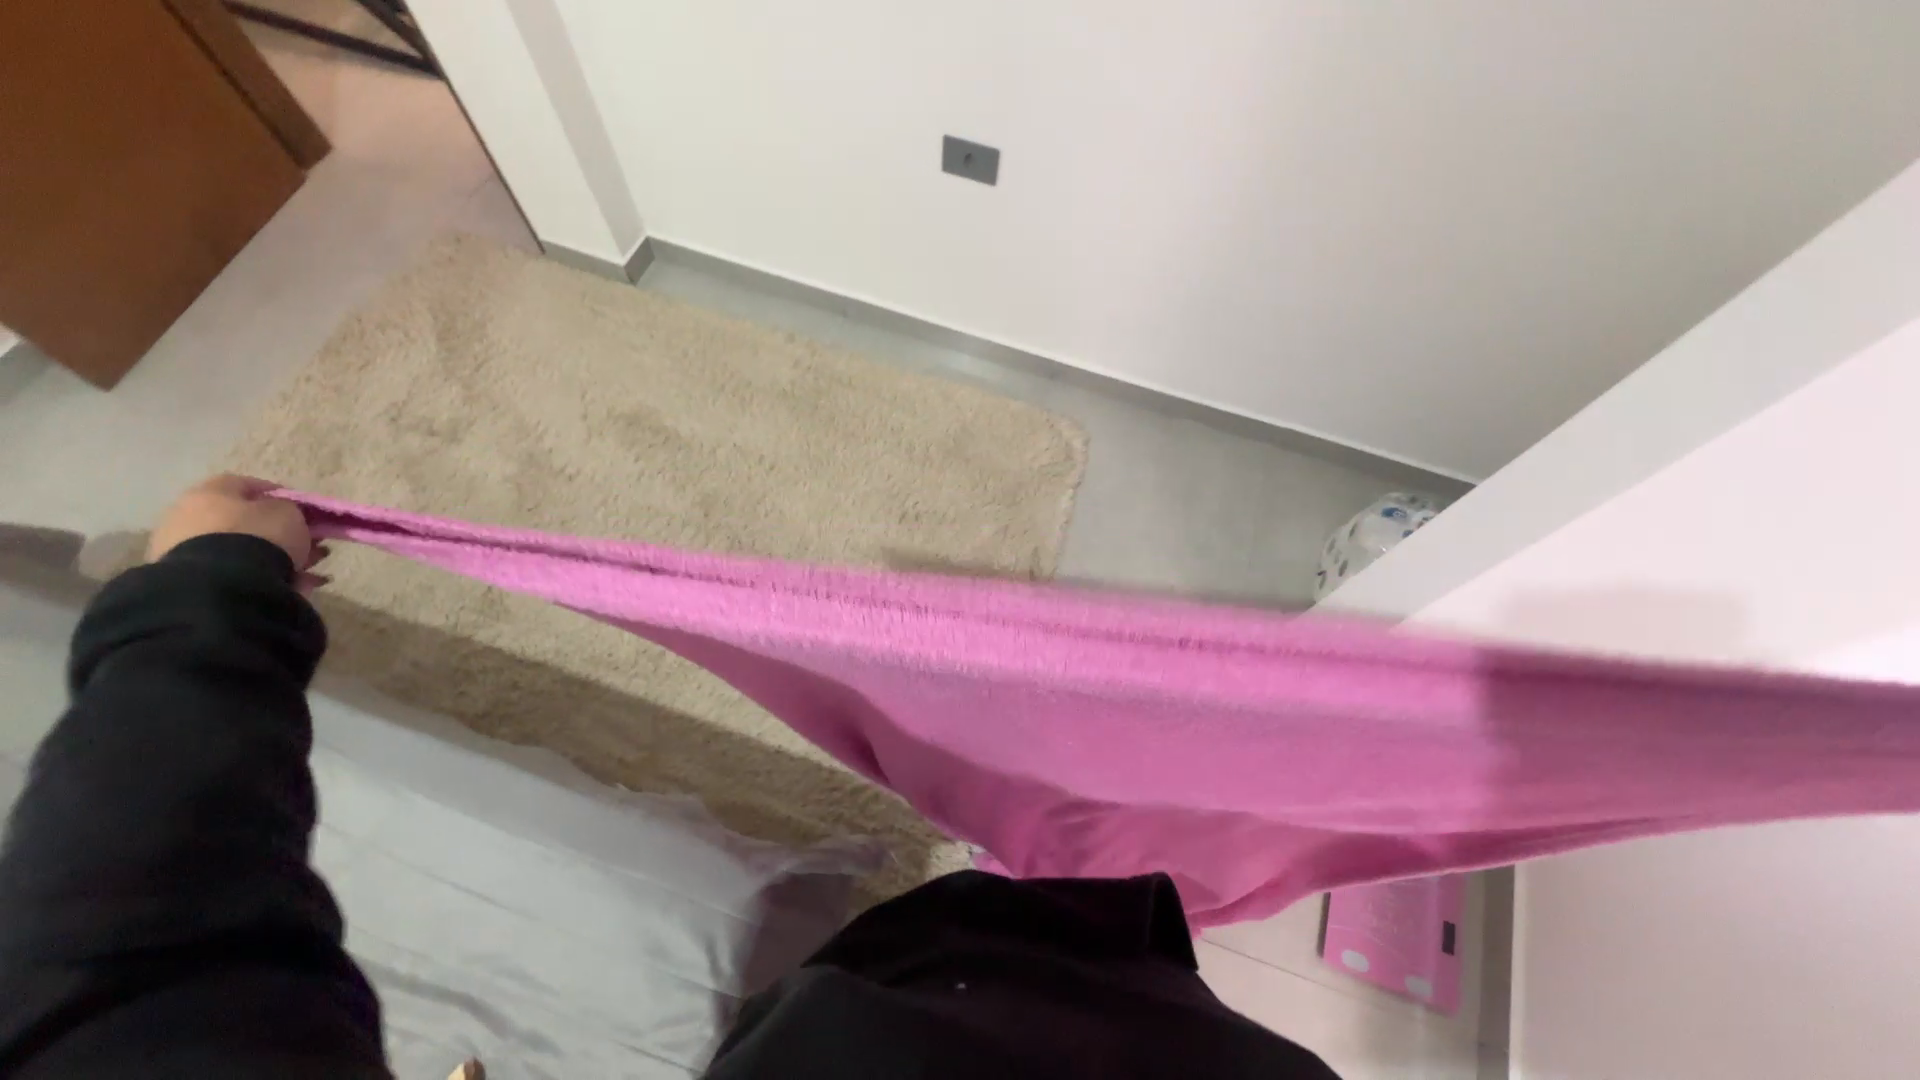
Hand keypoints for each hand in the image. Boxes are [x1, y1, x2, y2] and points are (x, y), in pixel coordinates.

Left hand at [147, 474, 329, 592]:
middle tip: (308, 541)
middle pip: (241, 519)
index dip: (277, 493)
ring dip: (273, 555)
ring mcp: (184, 548)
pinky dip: (261, 576)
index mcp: (208, 492)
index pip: (244, 483)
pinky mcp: (189, 577)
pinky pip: (234, 571)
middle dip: (276, 530)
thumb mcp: (288, 512)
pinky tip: (290, 584)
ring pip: (240, 548)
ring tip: (306, 569)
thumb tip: (282, 512)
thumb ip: (287, 507)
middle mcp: (187, 515)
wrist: (222, 583)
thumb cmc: (258, 535)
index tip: (302, 507)